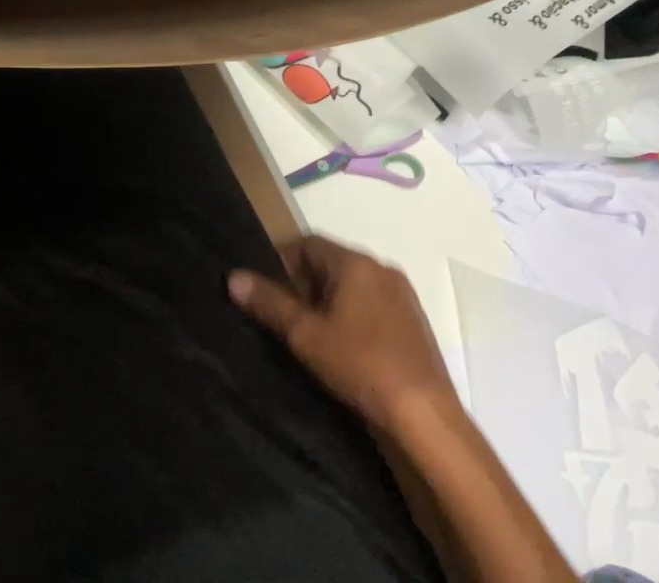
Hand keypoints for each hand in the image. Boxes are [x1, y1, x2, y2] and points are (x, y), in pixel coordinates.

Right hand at [229, 235, 455, 429]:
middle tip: (282, 316)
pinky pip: (371, 305)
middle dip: (302, 284)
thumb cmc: (360, 365)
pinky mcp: (413, 323)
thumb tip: (234, 277)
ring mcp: (403, 296)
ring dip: (326, 302)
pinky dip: (350, 316)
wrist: (424, 416)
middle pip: (331, 262)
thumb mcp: (305, 335)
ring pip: (352, 286)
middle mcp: (383, 269)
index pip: (308, 242)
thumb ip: (269, 303)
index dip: (280, 260)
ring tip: (308, 334)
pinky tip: (341, 348)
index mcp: (357, 263)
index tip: (263, 289)